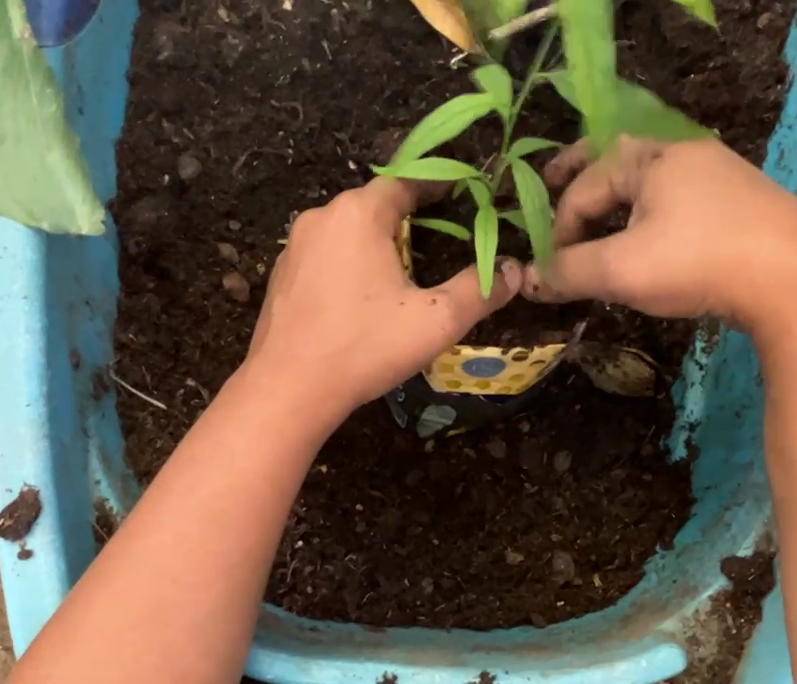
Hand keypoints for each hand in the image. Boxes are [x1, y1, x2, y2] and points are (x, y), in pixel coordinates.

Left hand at [239, 177, 520, 421]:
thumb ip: (480, 291)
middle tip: (435, 248)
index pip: (405, 181)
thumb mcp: (435, 321)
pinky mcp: (280, 280)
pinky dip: (345, 272)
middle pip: (373, 208)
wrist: (289, 390)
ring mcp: (293, 249)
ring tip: (399, 280)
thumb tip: (515, 272)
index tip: (461, 198)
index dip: (436, 187)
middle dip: (405, 223)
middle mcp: (321, 219)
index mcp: (358, 213)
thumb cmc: (364, 348)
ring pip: (345, 236)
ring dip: (373, 249)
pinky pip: (322, 262)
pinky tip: (359, 305)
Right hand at [522, 137, 796, 330]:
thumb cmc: (697, 262)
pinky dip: (651, 220)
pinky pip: (679, 204)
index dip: (558, 228)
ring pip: (651, 186)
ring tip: (601, 237)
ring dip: (618, 208)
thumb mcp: (621, 270)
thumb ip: (568, 273)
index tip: (550, 269)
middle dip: (583, 184)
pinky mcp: (742, 205)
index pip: (584, 187)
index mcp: (651, 159)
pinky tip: (653, 250)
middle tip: (554, 195)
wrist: (795, 278)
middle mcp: (684, 154)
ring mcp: (719, 177)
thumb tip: (529, 280)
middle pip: (618, 164)